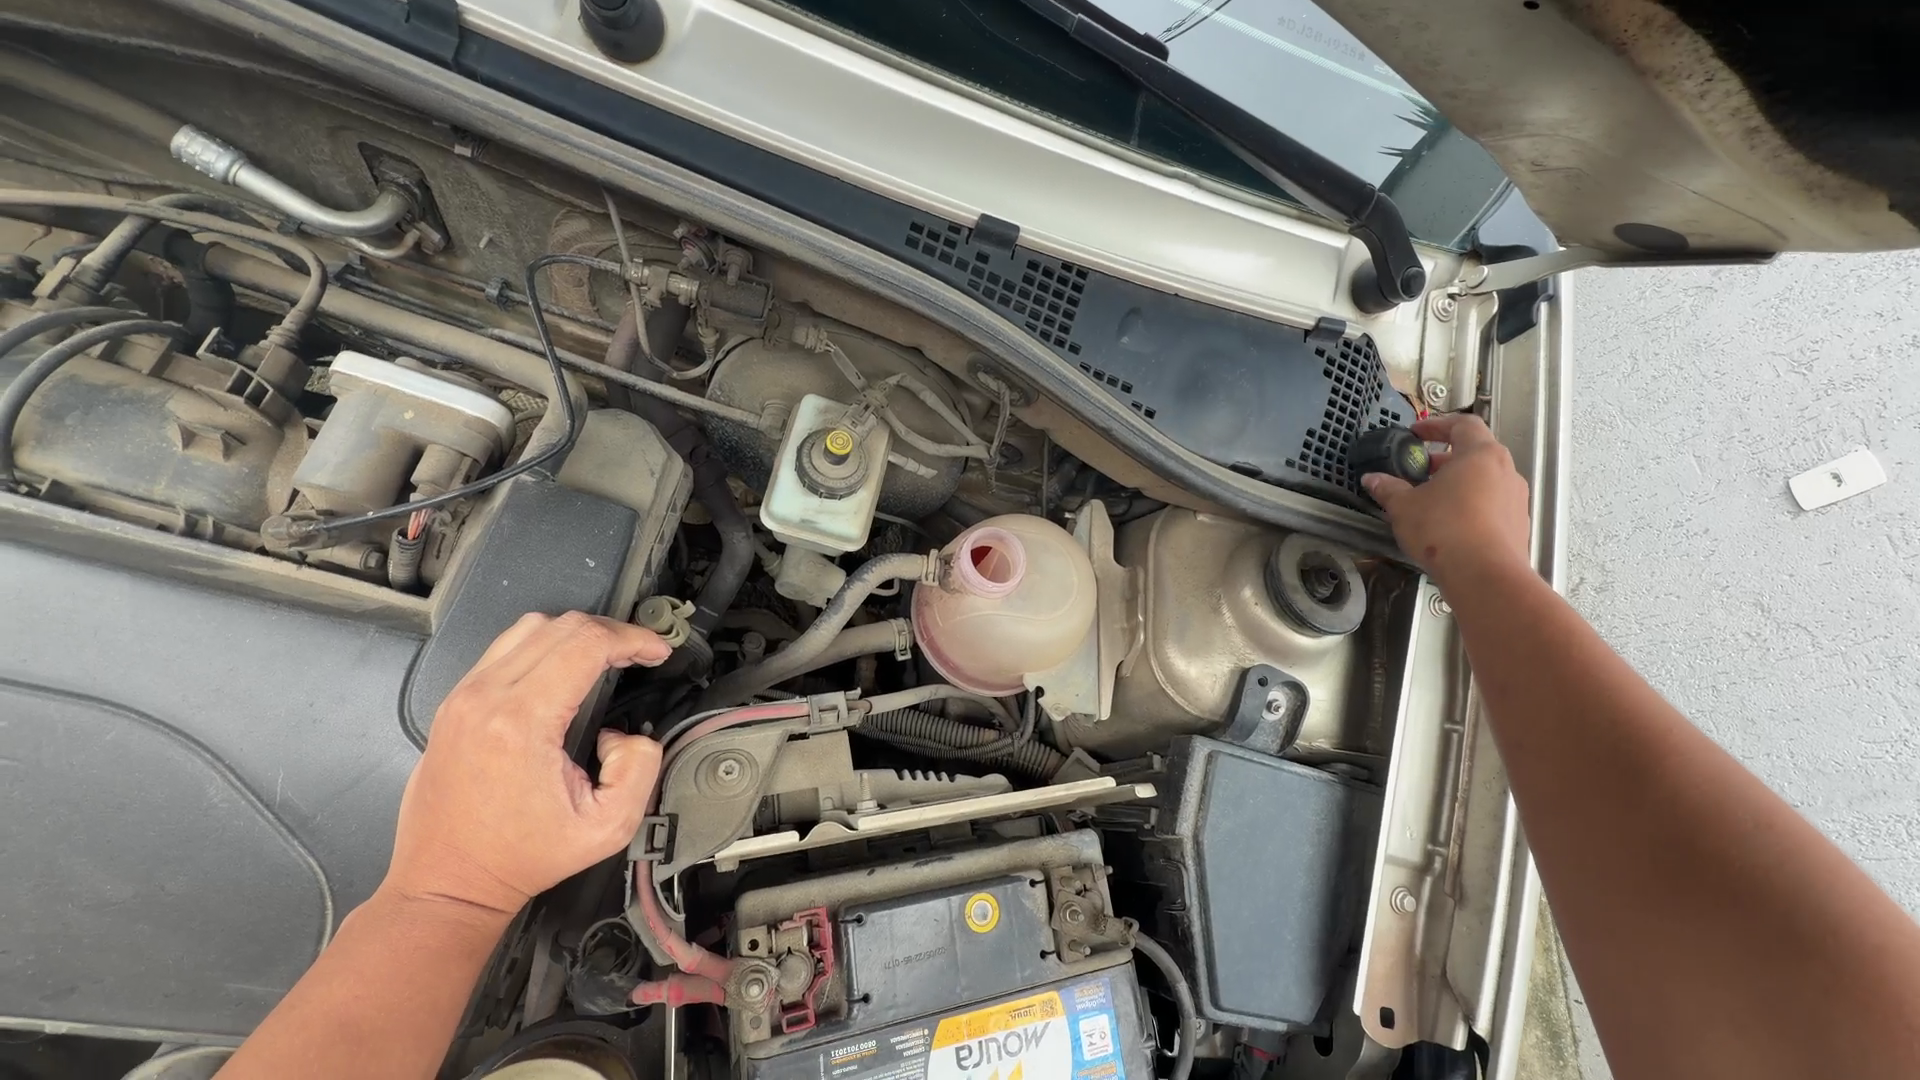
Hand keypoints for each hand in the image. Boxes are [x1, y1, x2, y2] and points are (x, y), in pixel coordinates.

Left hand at [383, 612, 670, 915]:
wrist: (448, 883)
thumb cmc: (521, 858)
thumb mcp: (608, 827)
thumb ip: (639, 767)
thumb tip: (623, 734)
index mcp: (522, 722)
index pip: (587, 643)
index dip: (634, 638)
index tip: (657, 651)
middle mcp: (485, 699)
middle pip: (561, 625)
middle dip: (612, 631)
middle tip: (639, 652)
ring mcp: (463, 698)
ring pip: (530, 627)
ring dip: (577, 634)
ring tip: (606, 656)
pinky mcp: (454, 704)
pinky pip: (505, 649)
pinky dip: (546, 646)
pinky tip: (565, 670)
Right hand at [1362, 413, 1531, 583]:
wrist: (1483, 574)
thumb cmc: (1444, 530)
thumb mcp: (1403, 506)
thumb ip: (1388, 488)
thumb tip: (1373, 480)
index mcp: (1480, 455)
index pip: (1462, 424)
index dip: (1437, 425)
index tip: (1418, 431)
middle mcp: (1504, 471)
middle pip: (1475, 452)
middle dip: (1444, 458)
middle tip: (1419, 468)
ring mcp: (1515, 498)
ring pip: (1485, 479)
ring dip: (1459, 482)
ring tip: (1431, 497)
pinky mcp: (1518, 524)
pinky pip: (1492, 504)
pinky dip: (1470, 504)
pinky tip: (1448, 522)